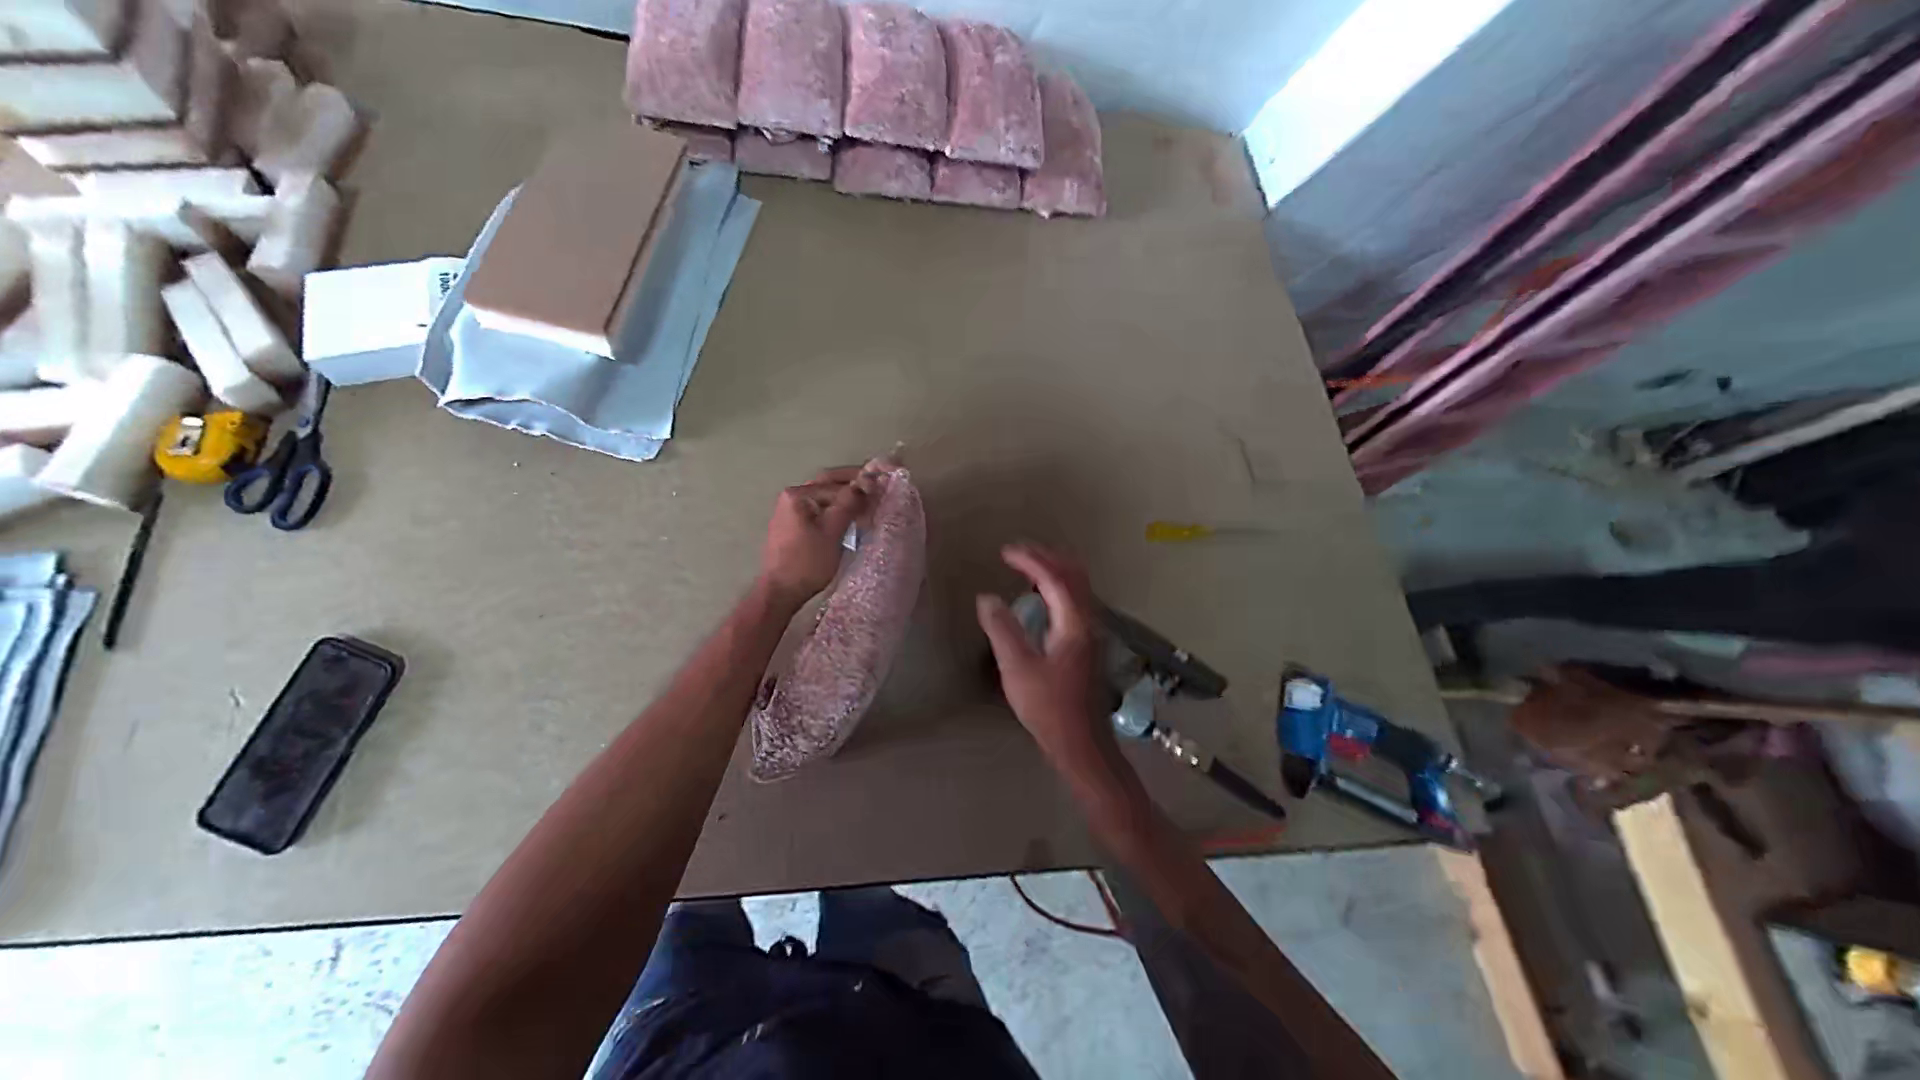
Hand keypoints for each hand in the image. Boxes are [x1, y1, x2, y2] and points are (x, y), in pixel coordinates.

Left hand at [760, 465, 874, 609]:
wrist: (781, 592)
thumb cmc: (807, 562)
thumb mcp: (832, 531)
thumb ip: (849, 503)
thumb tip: (867, 481)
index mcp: (798, 495)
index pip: (835, 482)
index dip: (860, 483)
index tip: (882, 486)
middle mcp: (791, 498)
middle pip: (827, 484)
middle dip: (851, 484)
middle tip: (876, 486)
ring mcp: (790, 512)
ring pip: (823, 498)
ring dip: (844, 497)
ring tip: (866, 502)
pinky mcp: (793, 526)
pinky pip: (818, 510)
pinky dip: (835, 509)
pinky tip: (849, 517)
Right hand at [976, 544, 1114, 769]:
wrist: (1080, 742)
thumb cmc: (1048, 707)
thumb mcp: (1017, 668)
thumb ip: (1002, 629)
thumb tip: (987, 598)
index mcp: (1074, 623)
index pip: (1055, 578)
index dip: (1030, 560)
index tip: (1004, 552)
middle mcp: (1089, 621)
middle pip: (1073, 574)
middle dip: (1045, 557)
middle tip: (1016, 551)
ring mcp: (1091, 632)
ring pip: (1077, 586)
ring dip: (1053, 570)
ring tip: (1025, 566)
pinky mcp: (1087, 643)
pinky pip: (1075, 600)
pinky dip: (1057, 586)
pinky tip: (1039, 596)